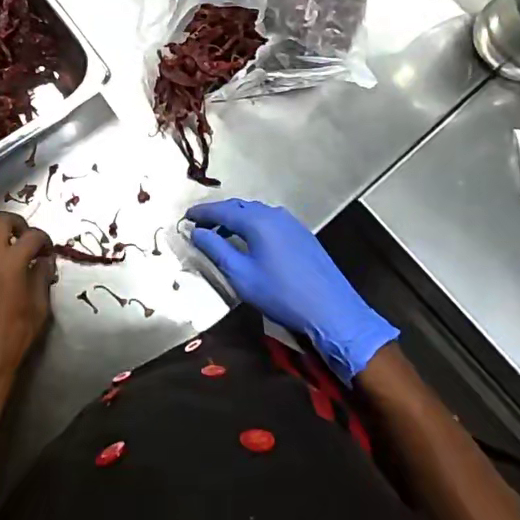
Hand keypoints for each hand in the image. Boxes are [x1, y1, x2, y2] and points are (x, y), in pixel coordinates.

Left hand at [0, 211, 53, 397]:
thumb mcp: (39, 308)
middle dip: (17, 224)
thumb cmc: (15, 335)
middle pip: (1, 220)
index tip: (47, 249)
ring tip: (6, 248)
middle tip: (26, 238)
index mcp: (12, 261)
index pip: (32, 235)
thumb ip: (41, 277)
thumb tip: (44, 260)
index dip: (44, 239)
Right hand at [186, 199, 396, 381]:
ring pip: (255, 213)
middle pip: (238, 207)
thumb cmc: (281, 294)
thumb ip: (214, 248)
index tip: (185, 217)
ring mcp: (291, 223)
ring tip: (220, 233)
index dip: (201, 213)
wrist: (333, 312)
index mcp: (257, 220)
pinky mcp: (302, 235)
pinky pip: (269, 221)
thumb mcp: (240, 274)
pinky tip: (248, 241)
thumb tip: (195, 232)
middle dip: (217, 213)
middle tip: (199, 224)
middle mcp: (274, 215)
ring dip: (235, 219)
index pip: (221, 210)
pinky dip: (252, 225)